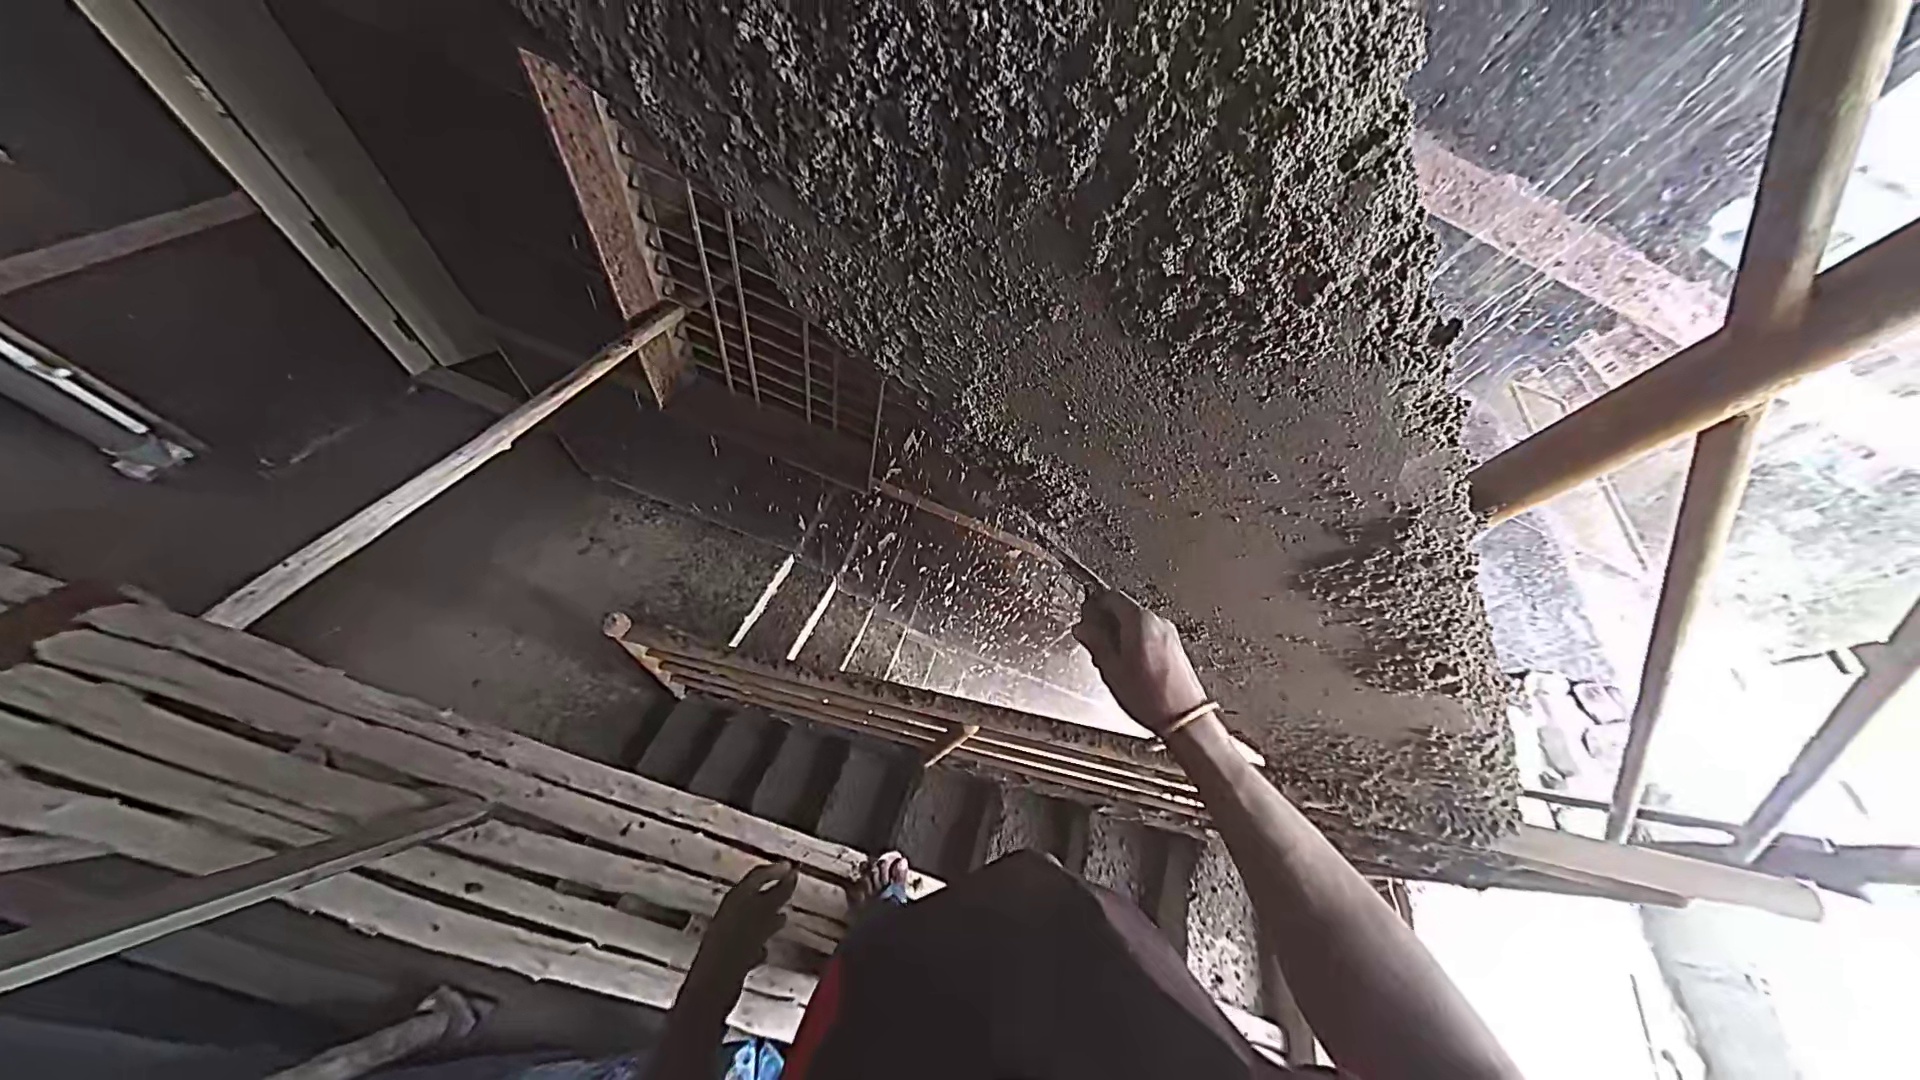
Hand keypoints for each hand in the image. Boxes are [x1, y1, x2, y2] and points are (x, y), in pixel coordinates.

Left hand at [693, 862, 796, 980]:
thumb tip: (793, 873)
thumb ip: (779, 893)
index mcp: (736, 898)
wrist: (713, 988)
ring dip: (767, 917)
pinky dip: (759, 940)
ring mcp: (727, 936)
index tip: (791, 867)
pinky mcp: (728, 958)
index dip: (775, 870)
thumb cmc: (738, 944)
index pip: (758, 876)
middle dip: (773, 892)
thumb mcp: (763, 914)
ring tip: (783, 917)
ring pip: (752, 920)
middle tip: (790, 888)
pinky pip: (748, 942)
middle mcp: (730, 913)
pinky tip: (766, 949)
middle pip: (754, 896)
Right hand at [1072, 591, 1209, 734]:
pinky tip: (1128, 662)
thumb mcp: (1110, 668)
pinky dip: (1134, 640)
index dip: (1093, 604)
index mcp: (1139, 620)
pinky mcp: (1174, 646)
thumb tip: (1083, 628)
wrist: (1183, 717)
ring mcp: (1168, 633)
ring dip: (1119, 632)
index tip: (1085, 617)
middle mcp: (1156, 621)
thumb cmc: (1150, 695)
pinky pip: (1148, 633)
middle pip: (1124, 608)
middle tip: (1092, 638)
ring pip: (1136, 622)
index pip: (1111, 597)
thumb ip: (1095, 641)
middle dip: (1106, 620)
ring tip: (1108, 656)